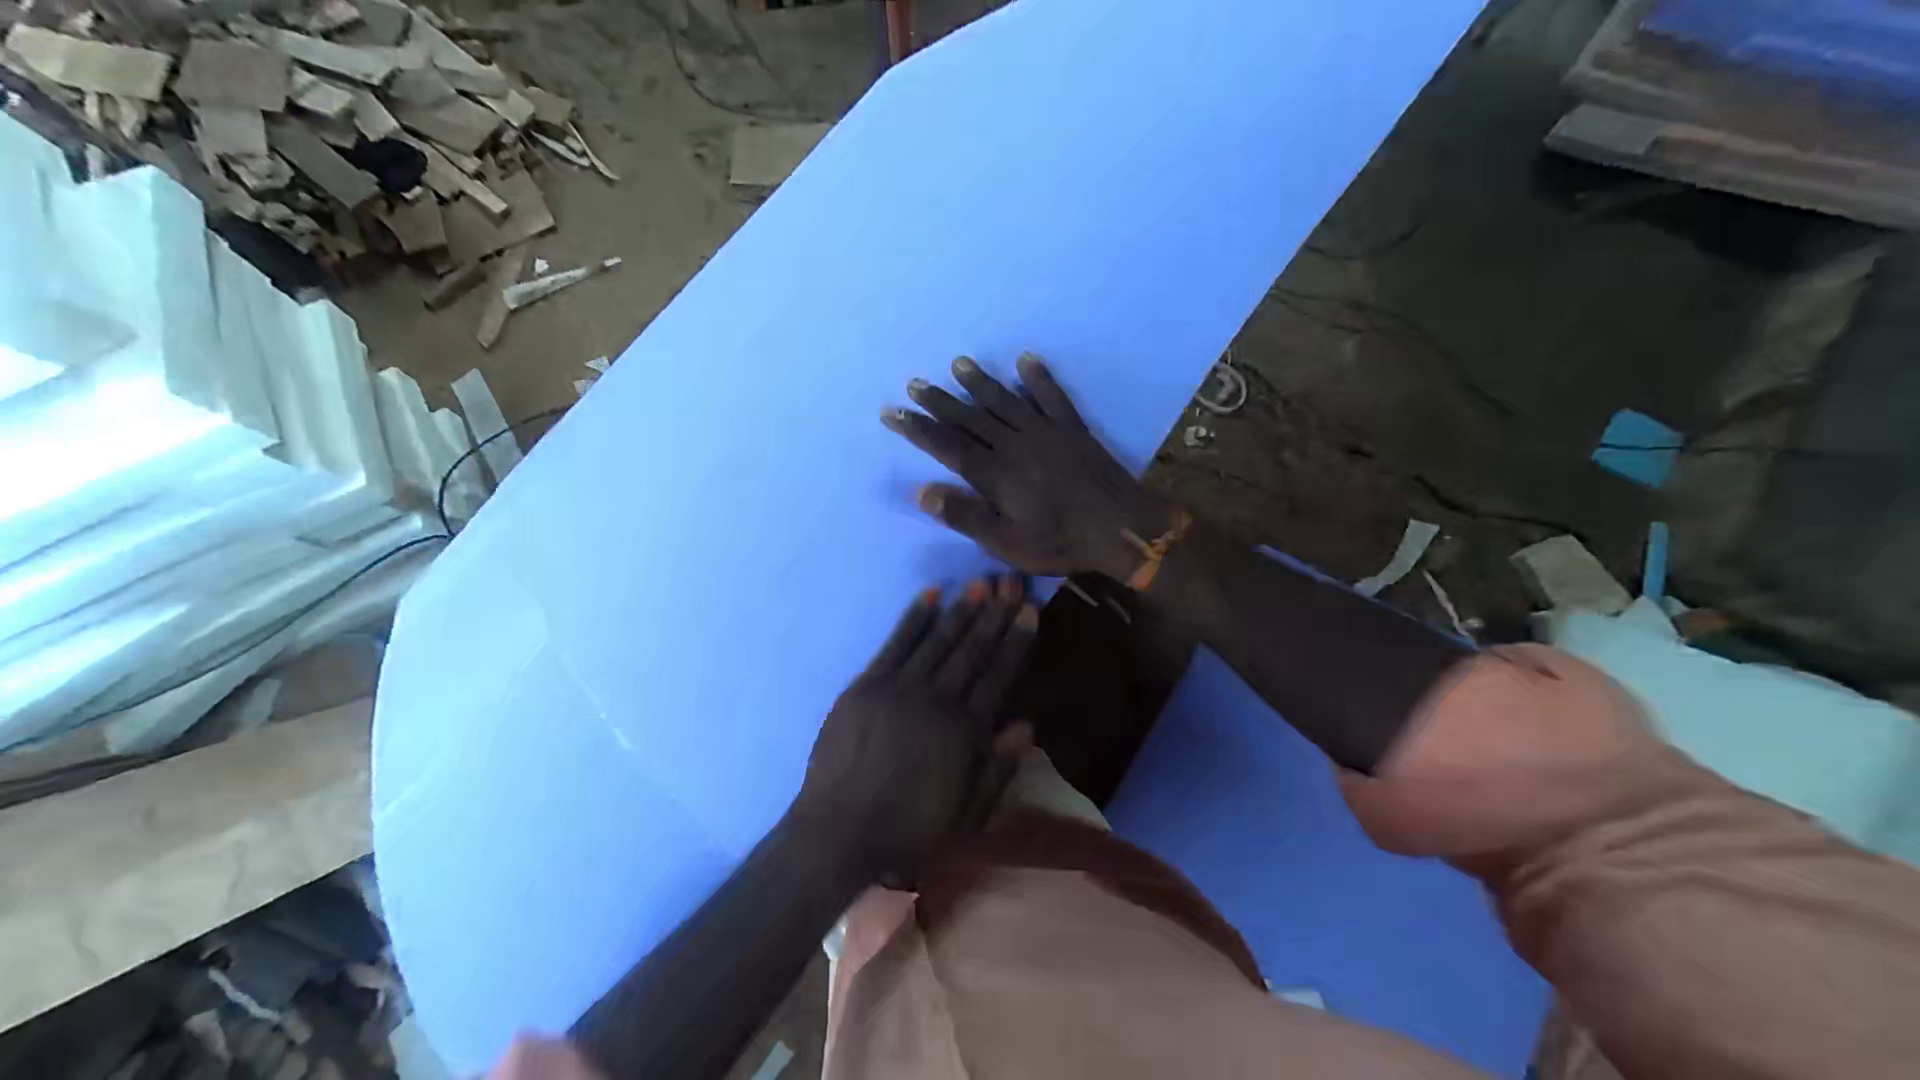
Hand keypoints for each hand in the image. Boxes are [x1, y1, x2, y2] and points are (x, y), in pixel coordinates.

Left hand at [793, 578, 1038, 888]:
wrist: (838, 834)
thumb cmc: (908, 833)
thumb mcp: (968, 817)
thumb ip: (999, 769)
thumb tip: (1027, 725)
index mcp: (966, 731)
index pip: (999, 675)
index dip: (1016, 641)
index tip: (1030, 611)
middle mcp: (937, 700)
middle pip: (972, 649)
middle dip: (995, 613)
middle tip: (1012, 581)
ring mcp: (899, 688)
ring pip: (938, 640)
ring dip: (961, 609)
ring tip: (981, 582)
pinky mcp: (867, 685)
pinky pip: (895, 643)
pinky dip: (914, 618)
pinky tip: (930, 596)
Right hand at [883, 354, 1169, 580]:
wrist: (1123, 529)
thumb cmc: (1061, 543)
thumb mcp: (1008, 543)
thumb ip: (965, 516)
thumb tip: (922, 492)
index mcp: (996, 474)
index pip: (947, 446)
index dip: (917, 429)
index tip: (892, 412)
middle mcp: (1016, 444)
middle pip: (971, 418)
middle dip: (940, 401)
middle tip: (915, 383)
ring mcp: (1046, 432)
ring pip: (1005, 401)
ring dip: (980, 382)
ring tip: (958, 364)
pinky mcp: (1073, 430)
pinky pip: (1052, 396)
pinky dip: (1038, 378)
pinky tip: (1025, 360)